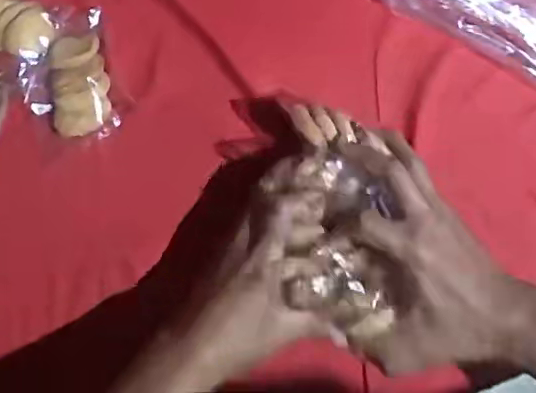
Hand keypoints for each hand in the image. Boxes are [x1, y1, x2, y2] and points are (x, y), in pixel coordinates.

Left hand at [181, 187, 342, 381]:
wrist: (191, 344)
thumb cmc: (239, 335)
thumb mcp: (281, 331)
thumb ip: (314, 323)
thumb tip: (345, 330)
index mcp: (260, 251)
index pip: (279, 207)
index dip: (299, 195)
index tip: (320, 191)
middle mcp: (243, 238)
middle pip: (264, 200)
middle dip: (288, 193)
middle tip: (313, 198)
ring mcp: (229, 244)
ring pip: (255, 213)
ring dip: (278, 211)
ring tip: (306, 221)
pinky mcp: (221, 254)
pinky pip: (247, 227)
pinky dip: (266, 227)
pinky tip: (280, 243)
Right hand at [338, 132, 535, 378]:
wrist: (509, 315)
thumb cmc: (461, 328)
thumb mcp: (420, 347)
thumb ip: (380, 347)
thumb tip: (338, 340)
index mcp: (412, 247)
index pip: (365, 220)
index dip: (339, 221)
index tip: (323, 225)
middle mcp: (422, 217)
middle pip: (390, 170)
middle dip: (360, 154)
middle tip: (335, 146)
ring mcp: (436, 206)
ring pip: (409, 159)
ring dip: (383, 143)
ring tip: (360, 131)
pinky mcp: (445, 205)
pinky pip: (420, 167)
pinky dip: (399, 152)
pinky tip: (385, 147)